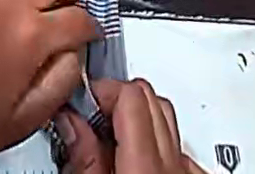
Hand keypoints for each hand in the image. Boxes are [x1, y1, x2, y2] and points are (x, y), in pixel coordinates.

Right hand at [55, 78, 204, 173]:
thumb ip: (84, 157)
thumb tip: (70, 117)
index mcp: (147, 168)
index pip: (130, 93)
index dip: (101, 89)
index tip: (80, 103)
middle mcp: (176, 168)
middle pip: (149, 96)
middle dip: (117, 97)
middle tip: (91, 117)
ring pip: (167, 117)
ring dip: (139, 117)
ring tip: (113, 138)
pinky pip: (183, 148)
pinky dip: (161, 143)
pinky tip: (140, 158)